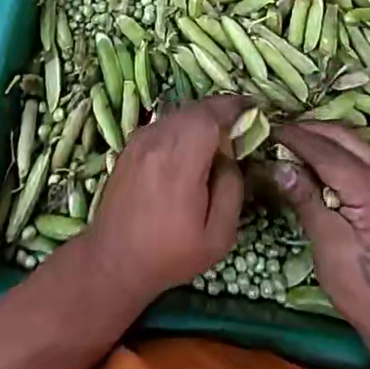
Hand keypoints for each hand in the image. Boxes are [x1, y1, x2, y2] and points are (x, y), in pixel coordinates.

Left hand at [78, 94, 247, 303]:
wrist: (114, 260)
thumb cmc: (170, 254)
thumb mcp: (218, 236)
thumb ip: (232, 189)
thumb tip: (230, 156)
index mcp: (179, 162)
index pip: (211, 115)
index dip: (235, 108)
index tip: (255, 110)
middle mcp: (157, 141)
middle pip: (196, 109)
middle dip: (221, 113)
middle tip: (241, 128)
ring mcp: (139, 140)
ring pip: (179, 114)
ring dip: (202, 119)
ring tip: (218, 141)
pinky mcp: (130, 145)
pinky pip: (164, 124)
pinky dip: (183, 127)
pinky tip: (190, 150)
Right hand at [266, 121, 369, 345]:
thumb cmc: (362, 287)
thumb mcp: (327, 243)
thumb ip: (305, 198)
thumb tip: (277, 165)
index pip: (323, 149)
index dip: (293, 137)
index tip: (266, 130)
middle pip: (342, 135)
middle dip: (308, 129)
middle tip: (276, 132)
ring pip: (354, 142)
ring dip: (323, 135)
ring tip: (292, 141)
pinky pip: (362, 155)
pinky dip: (337, 149)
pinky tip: (318, 160)